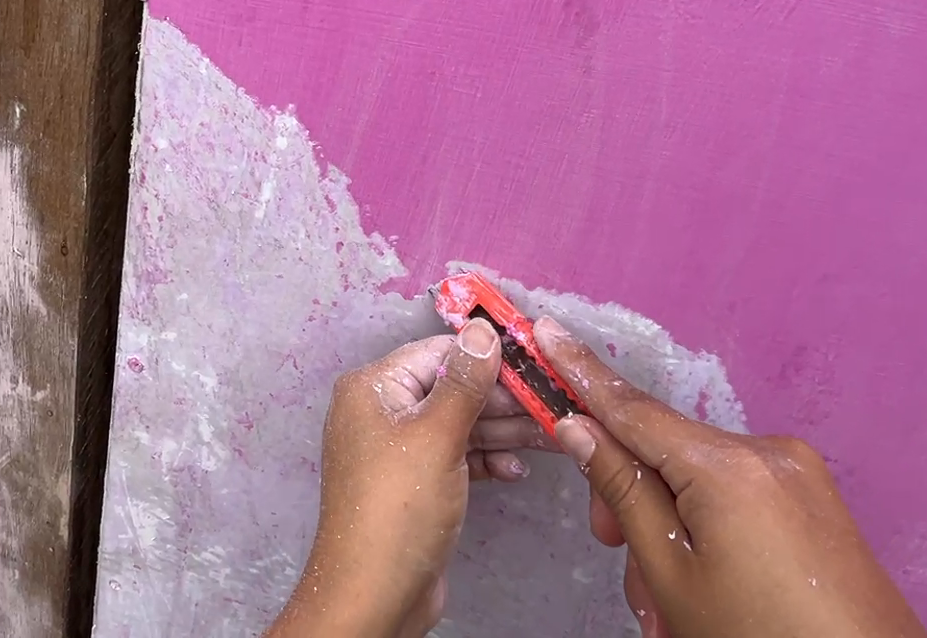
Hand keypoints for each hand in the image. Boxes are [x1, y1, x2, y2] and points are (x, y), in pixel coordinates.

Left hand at [267, 319, 539, 637]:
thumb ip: (464, 383)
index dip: (486, 356)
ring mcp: (397, 447)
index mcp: (374, 387)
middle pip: (450, 388)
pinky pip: (453, 455)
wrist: (374, 595)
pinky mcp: (414, 481)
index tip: (534, 361)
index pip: (437, 353)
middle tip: (552, 404)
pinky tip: (513, 469)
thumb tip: (481, 331)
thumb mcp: (437, 437)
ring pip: (457, 424)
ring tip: (552, 436)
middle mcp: (381, 410)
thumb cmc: (398, 508)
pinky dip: (483, 459)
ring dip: (501, 430)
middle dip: (501, 398)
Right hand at [535, 316, 926, 637]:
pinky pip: (733, 493)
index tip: (542, 327)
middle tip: (610, 545)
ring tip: (664, 597)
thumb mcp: (672, 574)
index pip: (631, 407)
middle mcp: (767, 453)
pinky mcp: (814, 501)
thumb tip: (576, 426)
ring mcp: (798, 476)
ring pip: (694, 476)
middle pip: (662, 446)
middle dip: (627, 490)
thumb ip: (621, 489)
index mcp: (729, 466)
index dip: (580, 370)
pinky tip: (701, 578)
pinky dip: (703, 524)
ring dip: (665, 520)